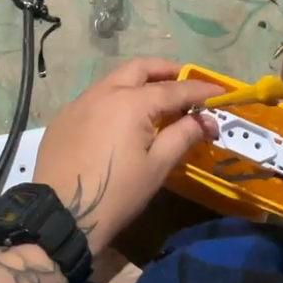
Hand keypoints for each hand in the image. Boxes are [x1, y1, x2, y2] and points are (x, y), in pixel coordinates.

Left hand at [31, 58, 219, 251]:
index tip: (221, 93)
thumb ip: (183, 135)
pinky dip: (116, 97)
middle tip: (186, 83)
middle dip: (166, 71)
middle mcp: (104, 91)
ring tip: (157, 99)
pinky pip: (96, 96)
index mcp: (131, 101)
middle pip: (140, 68)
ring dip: (139, 82)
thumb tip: (207, 120)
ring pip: (115, 79)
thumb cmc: (116, 192)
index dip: (200, 90)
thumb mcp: (156, 166)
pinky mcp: (64, 117)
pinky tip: (122, 118)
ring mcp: (80, 102)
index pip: (174, 88)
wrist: (60, 214)